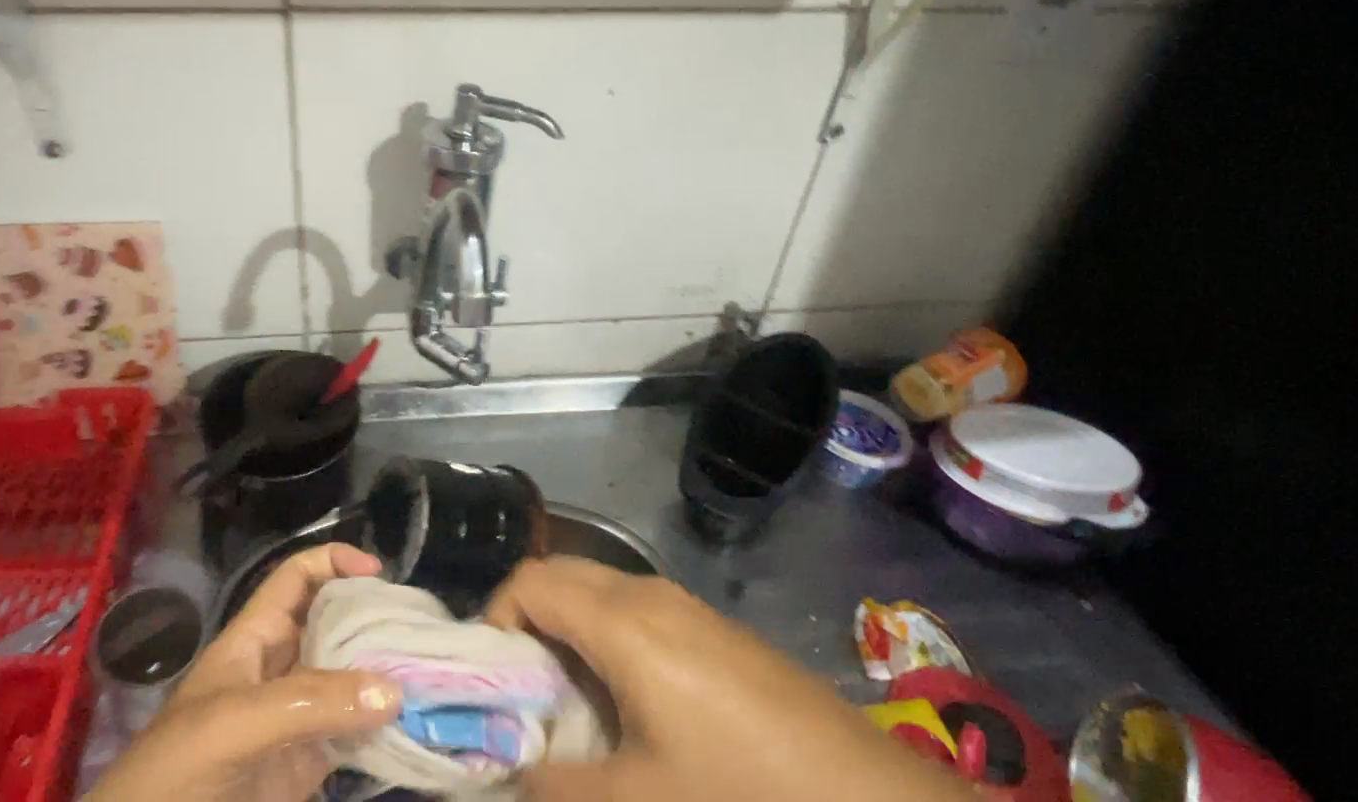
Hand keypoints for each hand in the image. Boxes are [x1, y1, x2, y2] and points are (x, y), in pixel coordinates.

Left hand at [87, 544, 402, 801]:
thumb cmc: (179, 767)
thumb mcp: (235, 722)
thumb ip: (310, 702)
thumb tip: (393, 690)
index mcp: (255, 638)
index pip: (296, 579)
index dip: (333, 562)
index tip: (379, 573)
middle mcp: (282, 669)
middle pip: (335, 626)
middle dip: (376, 621)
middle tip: (423, 632)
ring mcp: (298, 718)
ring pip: (352, 681)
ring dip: (389, 677)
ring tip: (436, 675)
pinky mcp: (310, 765)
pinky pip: (357, 736)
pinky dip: (388, 730)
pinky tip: (421, 728)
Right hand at [484, 558, 977, 801]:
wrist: (869, 800)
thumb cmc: (741, 793)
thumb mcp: (637, 800)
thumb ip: (554, 784)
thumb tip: (509, 768)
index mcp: (623, 622)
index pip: (530, 582)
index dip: (494, 618)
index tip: (489, 678)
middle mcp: (650, 595)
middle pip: (561, 577)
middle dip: (526, 622)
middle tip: (518, 691)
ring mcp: (688, 607)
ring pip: (600, 592)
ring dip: (567, 632)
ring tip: (567, 704)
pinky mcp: (716, 629)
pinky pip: (637, 611)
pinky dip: (607, 639)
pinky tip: (627, 705)